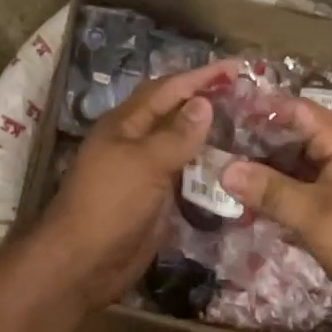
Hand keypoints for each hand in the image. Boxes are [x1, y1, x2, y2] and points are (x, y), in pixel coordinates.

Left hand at [33, 61, 228, 307]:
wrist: (83, 264)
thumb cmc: (109, 204)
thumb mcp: (144, 163)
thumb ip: (176, 134)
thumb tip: (204, 102)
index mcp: (126, 123)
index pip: (168, 89)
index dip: (200, 76)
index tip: (236, 67)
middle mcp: (136, 140)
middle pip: (175, 112)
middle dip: (206, 98)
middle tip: (247, 93)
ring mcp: (146, 171)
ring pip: (182, 143)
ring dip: (210, 133)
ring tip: (248, 125)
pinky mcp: (156, 199)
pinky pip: (186, 174)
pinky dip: (208, 167)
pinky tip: (234, 167)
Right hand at [221, 98, 331, 329]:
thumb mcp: (316, 214)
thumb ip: (270, 191)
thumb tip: (224, 169)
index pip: (300, 112)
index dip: (265, 108)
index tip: (225, 109)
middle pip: (292, 140)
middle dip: (255, 140)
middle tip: (212, 140)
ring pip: (290, 170)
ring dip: (260, 171)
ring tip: (216, 166)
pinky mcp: (327, 216)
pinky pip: (293, 197)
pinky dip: (270, 197)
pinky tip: (238, 200)